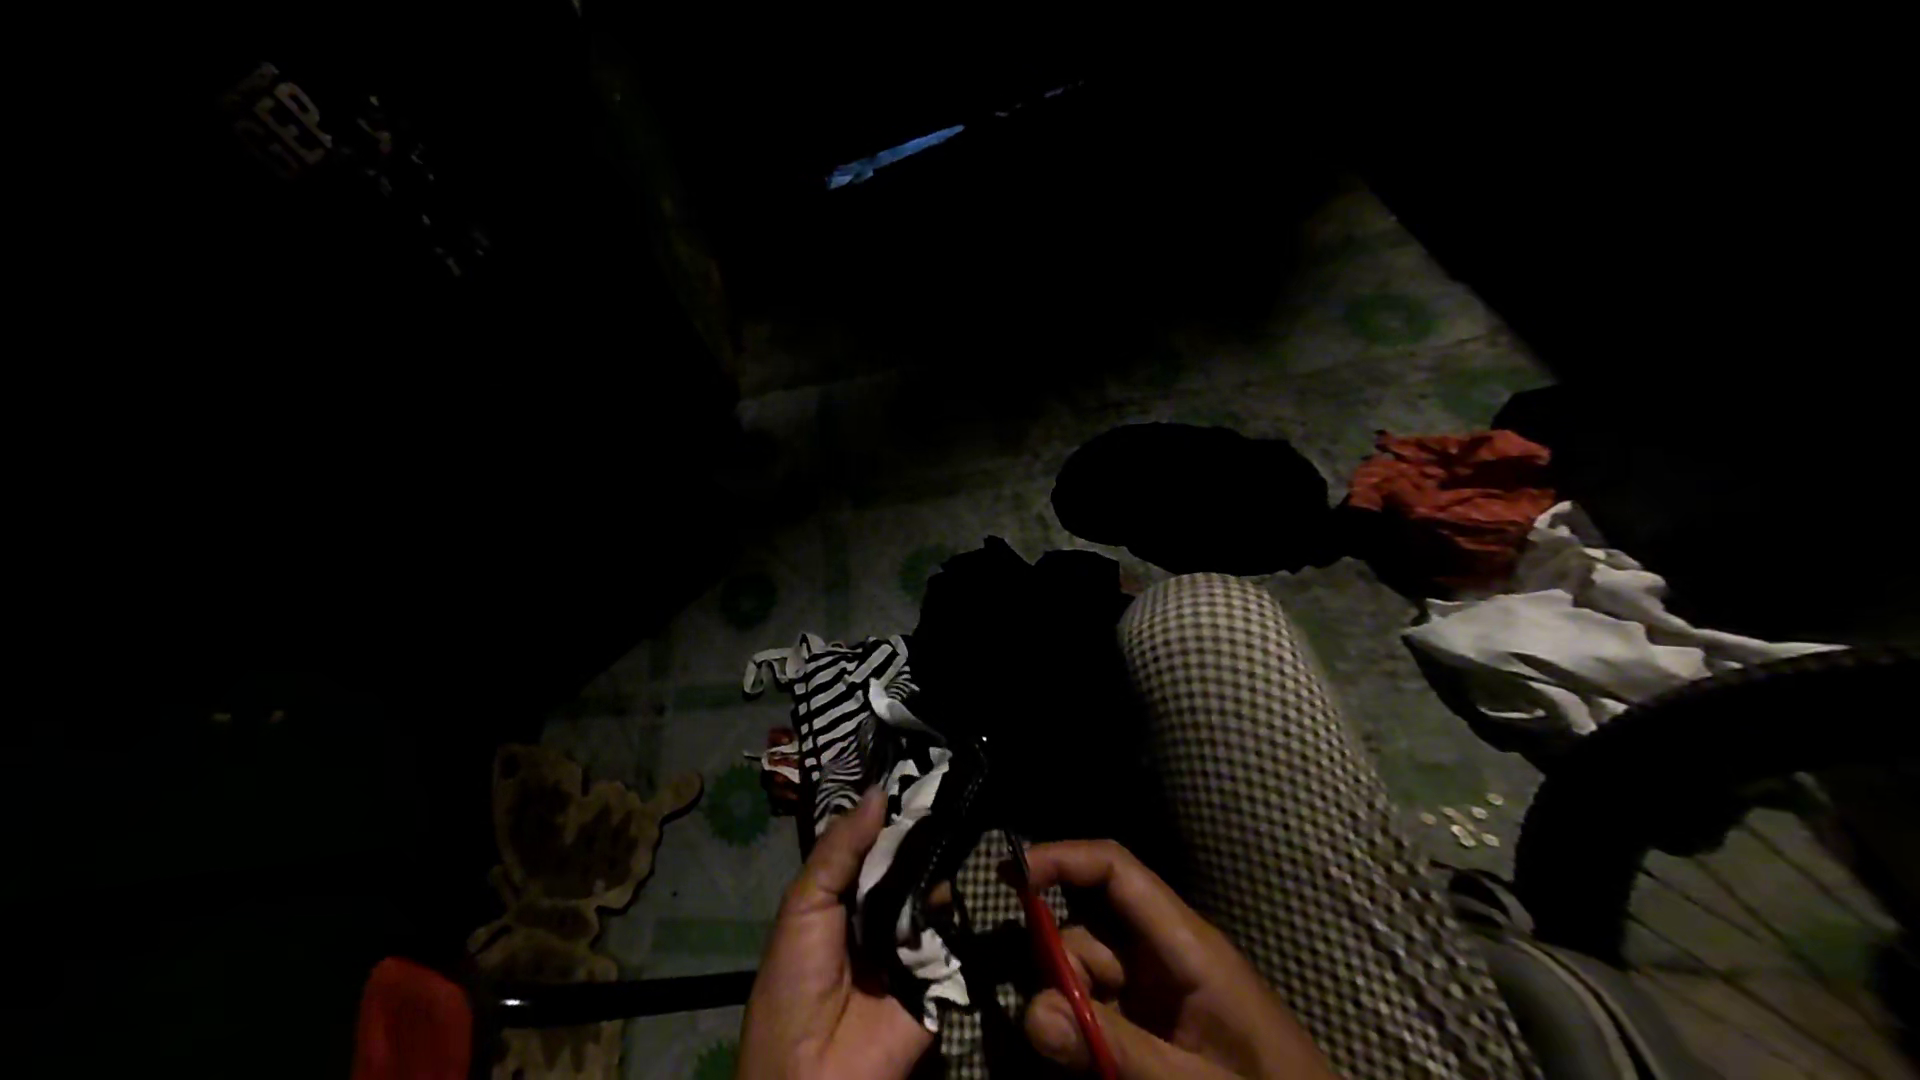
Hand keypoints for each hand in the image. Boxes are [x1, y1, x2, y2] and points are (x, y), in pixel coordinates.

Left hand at [737, 788, 933, 1079]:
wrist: (812, 1077)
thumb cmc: (794, 981)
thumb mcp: (805, 905)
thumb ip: (839, 849)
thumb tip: (878, 792)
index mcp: (847, 892)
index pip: (876, 841)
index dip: (893, 810)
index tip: (920, 769)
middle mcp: (883, 908)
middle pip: (909, 860)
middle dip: (924, 830)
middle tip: (948, 787)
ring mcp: (913, 938)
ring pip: (934, 887)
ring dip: (942, 862)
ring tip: (960, 820)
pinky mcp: (941, 970)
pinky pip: (954, 929)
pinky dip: (957, 905)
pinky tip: (965, 873)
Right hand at [1018, 840, 1336, 1079]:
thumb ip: (1114, 1048)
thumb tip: (1030, 1012)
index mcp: (1185, 941)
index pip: (1115, 869)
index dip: (1062, 859)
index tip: (1010, 877)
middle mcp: (1164, 950)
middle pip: (1089, 923)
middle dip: (1062, 964)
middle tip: (1063, 1025)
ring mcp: (1157, 985)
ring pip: (1087, 967)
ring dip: (1074, 1008)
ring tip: (1095, 1062)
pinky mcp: (1152, 1017)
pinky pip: (1099, 1004)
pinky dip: (1086, 1029)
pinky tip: (1097, 1062)